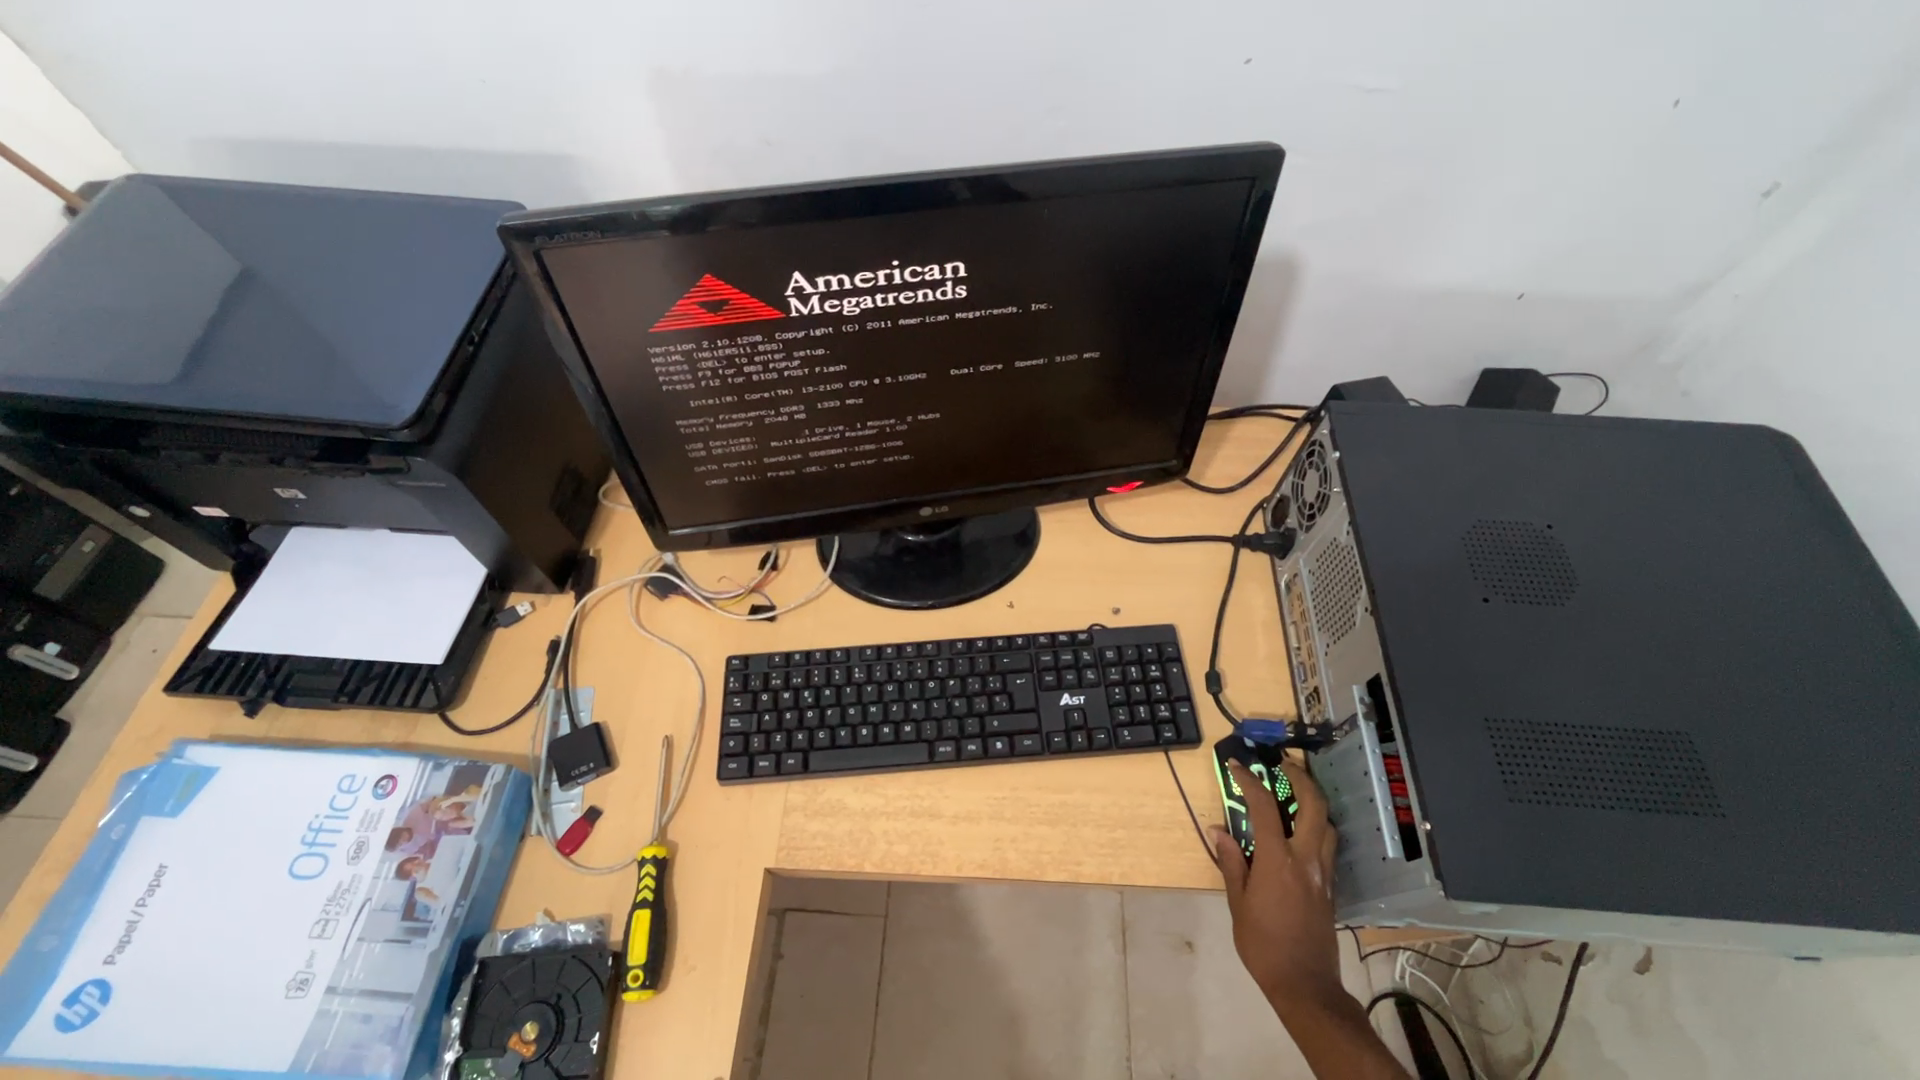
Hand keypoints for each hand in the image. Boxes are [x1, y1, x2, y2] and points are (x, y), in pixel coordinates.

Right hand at [1212, 756, 1341, 1012]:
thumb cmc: (1262, 944)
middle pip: (1313, 805)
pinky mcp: (1330, 887)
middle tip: (1283, 765)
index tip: (1237, 766)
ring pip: (1327, 825)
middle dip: (1300, 778)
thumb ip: (1231, 863)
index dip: (1249, 781)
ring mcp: (1322, 873)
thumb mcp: (1238, 903)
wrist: (1304, 984)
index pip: (1265, 806)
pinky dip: (1317, 828)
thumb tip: (1219, 830)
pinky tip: (1302, 833)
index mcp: (1278, 859)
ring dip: (1314, 803)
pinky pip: (1328, 846)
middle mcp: (1306, 859)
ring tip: (1296, 795)